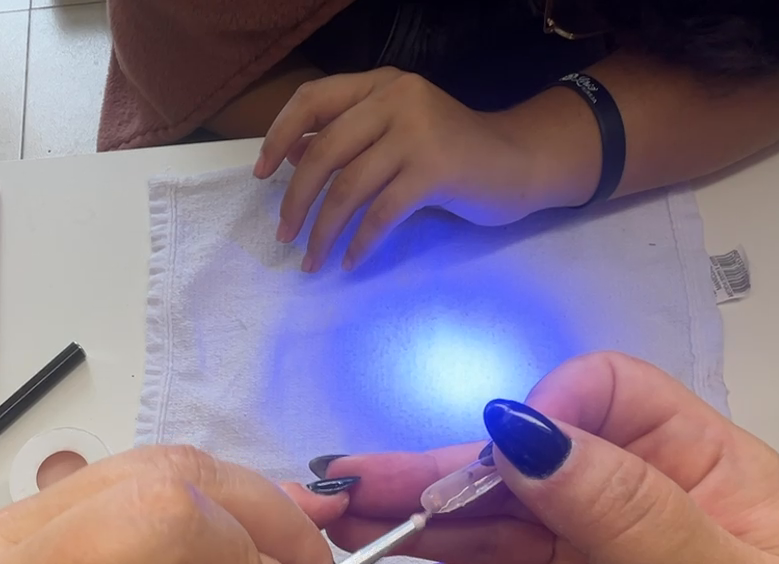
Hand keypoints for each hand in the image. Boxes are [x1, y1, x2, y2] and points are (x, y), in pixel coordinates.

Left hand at [255, 68, 572, 271]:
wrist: (518, 163)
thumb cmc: (449, 155)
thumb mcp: (393, 136)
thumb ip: (348, 141)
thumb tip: (290, 157)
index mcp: (380, 84)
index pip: (312, 99)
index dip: (279, 136)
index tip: (260, 176)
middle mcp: (396, 98)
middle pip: (323, 152)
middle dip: (295, 201)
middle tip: (284, 237)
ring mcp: (417, 132)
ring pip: (348, 188)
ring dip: (322, 233)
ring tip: (311, 262)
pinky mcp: (435, 170)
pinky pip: (380, 214)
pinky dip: (360, 244)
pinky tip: (349, 263)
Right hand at [320, 353, 778, 563]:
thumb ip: (621, 510)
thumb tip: (525, 431)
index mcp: (697, 468)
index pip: (611, 397)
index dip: (548, 413)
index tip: (496, 456)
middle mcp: (626, 496)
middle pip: (522, 463)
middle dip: (440, 474)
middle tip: (355, 484)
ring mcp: (577, 551)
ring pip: (486, 524)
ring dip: (416, 528)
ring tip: (343, 531)